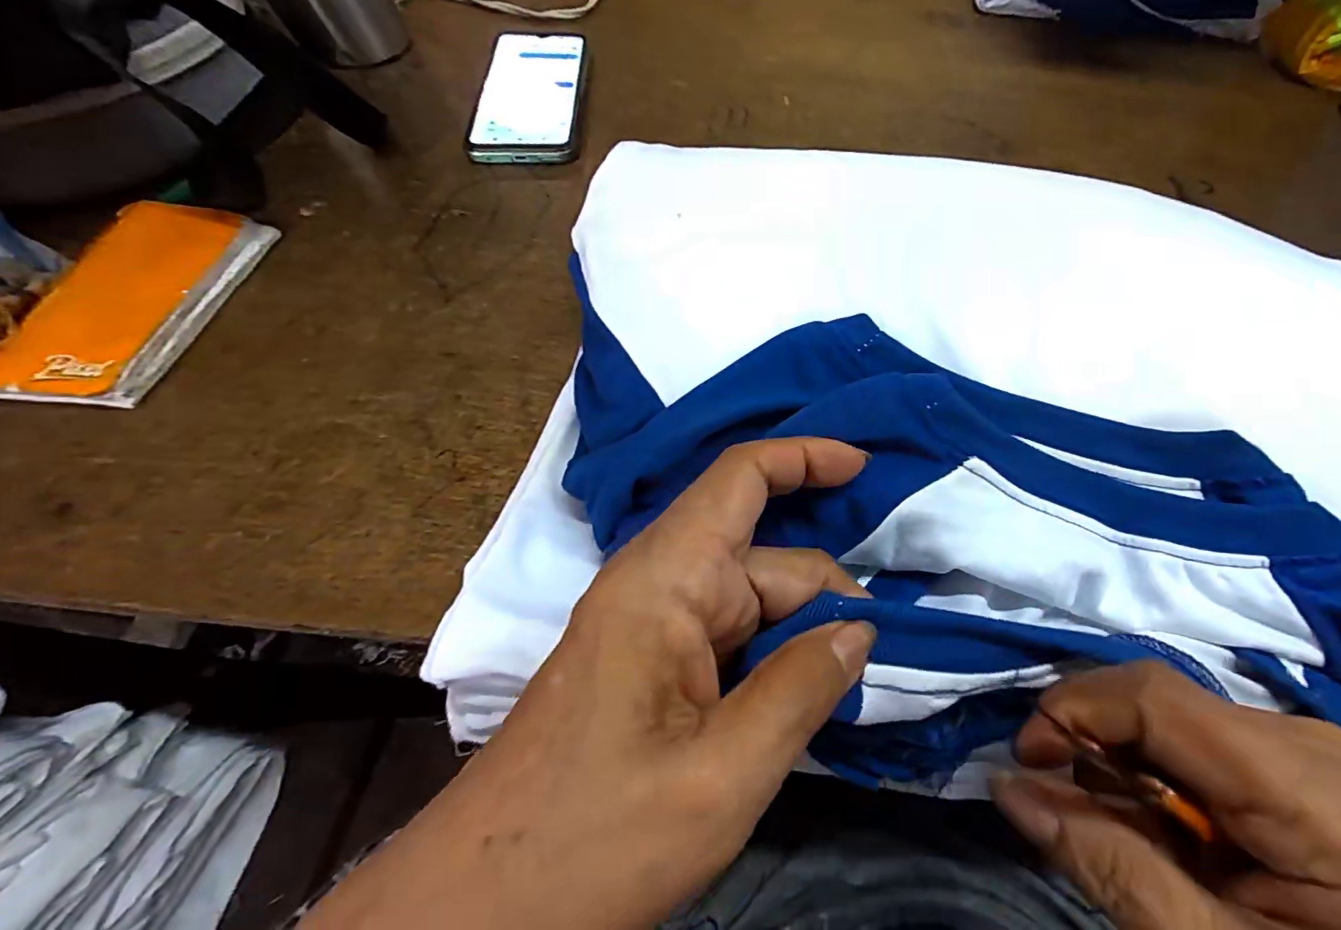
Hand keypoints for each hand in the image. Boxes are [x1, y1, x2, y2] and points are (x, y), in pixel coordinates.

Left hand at [304, 438, 876, 929]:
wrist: (470, 924)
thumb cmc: (591, 845)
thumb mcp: (721, 773)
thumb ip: (802, 688)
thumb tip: (860, 631)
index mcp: (665, 583)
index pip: (741, 480)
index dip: (805, 457)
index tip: (867, 467)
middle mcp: (661, 590)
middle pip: (771, 560)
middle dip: (828, 600)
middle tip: (871, 665)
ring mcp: (657, 631)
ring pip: (761, 606)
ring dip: (807, 639)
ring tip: (842, 694)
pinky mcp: (657, 670)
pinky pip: (740, 642)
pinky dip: (782, 660)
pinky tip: (807, 701)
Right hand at [991, 662, 1340, 929]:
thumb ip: (1109, 864)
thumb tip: (1010, 785)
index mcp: (1325, 807)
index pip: (1167, 699)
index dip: (1080, 708)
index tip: (1028, 760)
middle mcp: (1332, 751)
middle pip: (1179, 706)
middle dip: (1106, 744)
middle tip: (1075, 811)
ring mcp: (1334, 751)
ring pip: (1196, 717)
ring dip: (1140, 762)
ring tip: (1139, 834)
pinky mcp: (1326, 762)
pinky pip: (1225, 738)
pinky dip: (1180, 772)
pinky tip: (1185, 831)